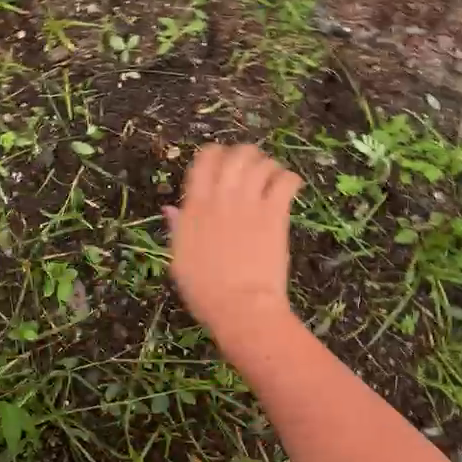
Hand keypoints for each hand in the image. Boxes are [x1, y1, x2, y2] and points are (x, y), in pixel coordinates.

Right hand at [166, 144, 302, 336]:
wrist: (239, 306)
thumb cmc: (204, 289)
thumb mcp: (180, 258)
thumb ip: (179, 228)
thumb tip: (171, 209)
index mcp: (195, 206)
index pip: (204, 161)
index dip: (215, 155)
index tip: (221, 162)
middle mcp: (222, 197)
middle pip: (235, 155)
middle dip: (245, 155)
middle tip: (251, 166)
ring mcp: (249, 203)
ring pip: (262, 163)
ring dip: (268, 165)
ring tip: (271, 176)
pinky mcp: (275, 214)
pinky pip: (286, 181)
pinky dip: (289, 179)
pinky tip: (289, 187)